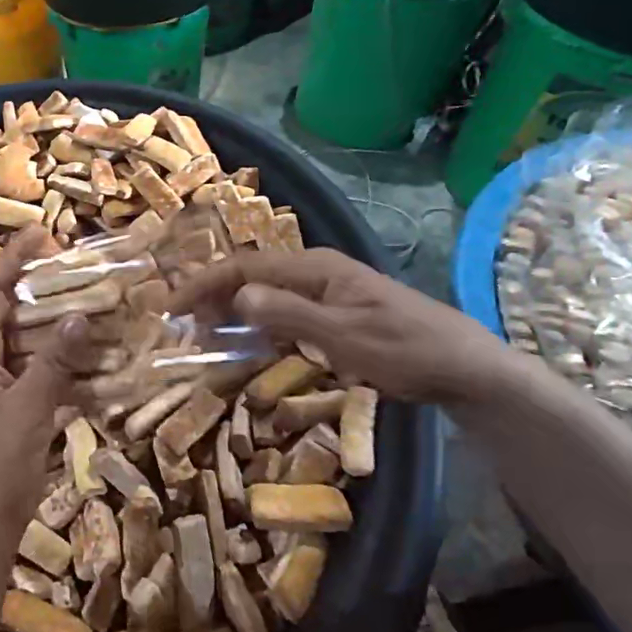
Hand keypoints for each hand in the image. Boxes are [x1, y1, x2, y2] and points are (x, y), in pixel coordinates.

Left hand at [0, 228, 84, 559]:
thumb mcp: (29, 408)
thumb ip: (55, 361)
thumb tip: (82, 315)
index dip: (11, 260)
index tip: (40, 233)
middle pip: (11, 313)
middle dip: (39, 286)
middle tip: (76, 264)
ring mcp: (4, 390)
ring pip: (31, 343)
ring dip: (58, 323)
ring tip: (94, 301)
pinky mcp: (21, 412)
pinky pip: (45, 374)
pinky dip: (68, 362)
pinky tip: (98, 357)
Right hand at [171, 249, 536, 406]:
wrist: (460, 364)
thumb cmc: (404, 349)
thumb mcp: (344, 336)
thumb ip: (289, 314)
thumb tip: (235, 295)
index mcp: (314, 268)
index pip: (244, 267)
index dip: (204, 283)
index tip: (171, 307)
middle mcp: (315, 270)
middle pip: (251, 274)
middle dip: (213, 294)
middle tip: (182, 325)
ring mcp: (326, 289)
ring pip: (265, 291)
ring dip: (232, 307)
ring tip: (204, 331)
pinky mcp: (335, 309)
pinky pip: (283, 308)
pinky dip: (257, 320)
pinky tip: (248, 338)